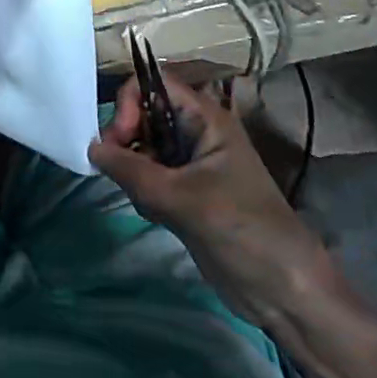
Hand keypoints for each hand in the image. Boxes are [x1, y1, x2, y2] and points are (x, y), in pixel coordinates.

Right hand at [90, 70, 337, 330]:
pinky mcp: (184, 192)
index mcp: (205, 119)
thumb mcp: (181, 198)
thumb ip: (130, 170)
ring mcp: (189, 164)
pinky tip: (151, 212)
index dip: (129, 102)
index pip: (153, 84)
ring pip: (141, 146)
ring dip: (132, 168)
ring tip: (144, 198)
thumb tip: (91, 147)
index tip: (119, 138)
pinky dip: (139, 188)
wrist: (285, 293)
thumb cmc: (242, 230)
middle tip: (119, 170)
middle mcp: (195, 133)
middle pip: (142, 114)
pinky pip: (146, 174)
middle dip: (125, 138)